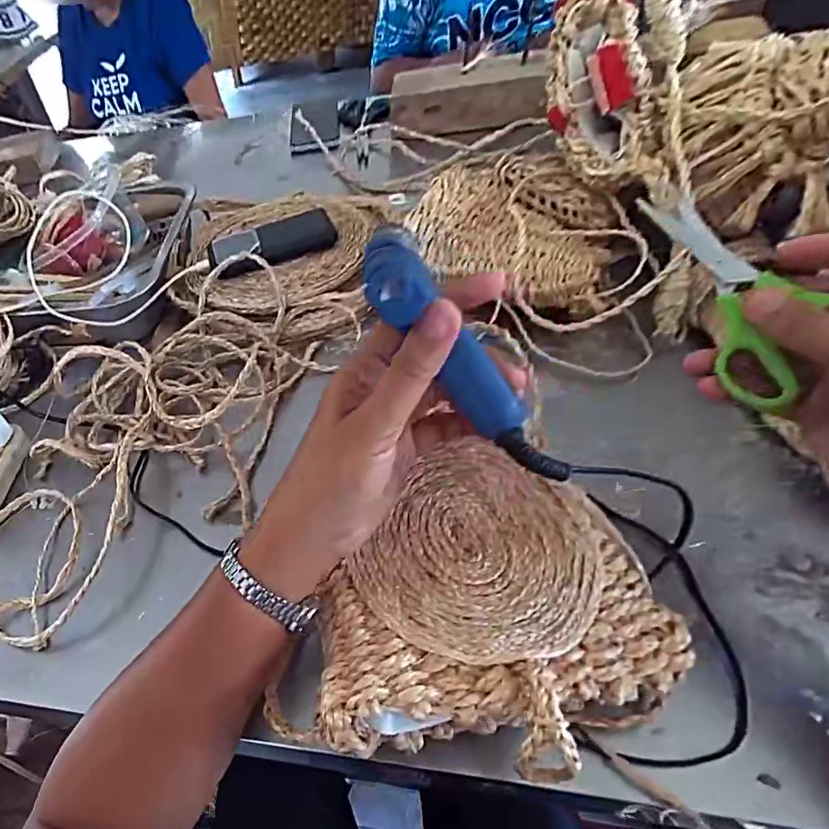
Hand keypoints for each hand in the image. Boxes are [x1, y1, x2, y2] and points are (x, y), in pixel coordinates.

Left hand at [238, 273, 522, 599]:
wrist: (311, 542)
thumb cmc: (331, 481)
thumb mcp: (374, 425)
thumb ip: (412, 372)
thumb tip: (446, 311)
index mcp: (366, 368)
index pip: (412, 319)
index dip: (453, 298)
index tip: (500, 286)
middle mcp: (383, 385)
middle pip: (438, 356)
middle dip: (478, 358)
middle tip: (516, 377)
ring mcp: (398, 416)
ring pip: (447, 391)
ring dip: (480, 392)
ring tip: (516, 403)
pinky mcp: (409, 446)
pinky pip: (446, 424)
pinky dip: (471, 423)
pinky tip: (496, 428)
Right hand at [683, 232, 828, 515]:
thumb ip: (806, 325)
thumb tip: (751, 298)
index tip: (780, 257)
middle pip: (824, 305)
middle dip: (771, 309)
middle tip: (725, 312)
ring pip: (792, 351)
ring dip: (745, 354)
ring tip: (700, 361)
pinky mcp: (827, 409)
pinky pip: (779, 388)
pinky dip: (747, 387)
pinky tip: (712, 387)